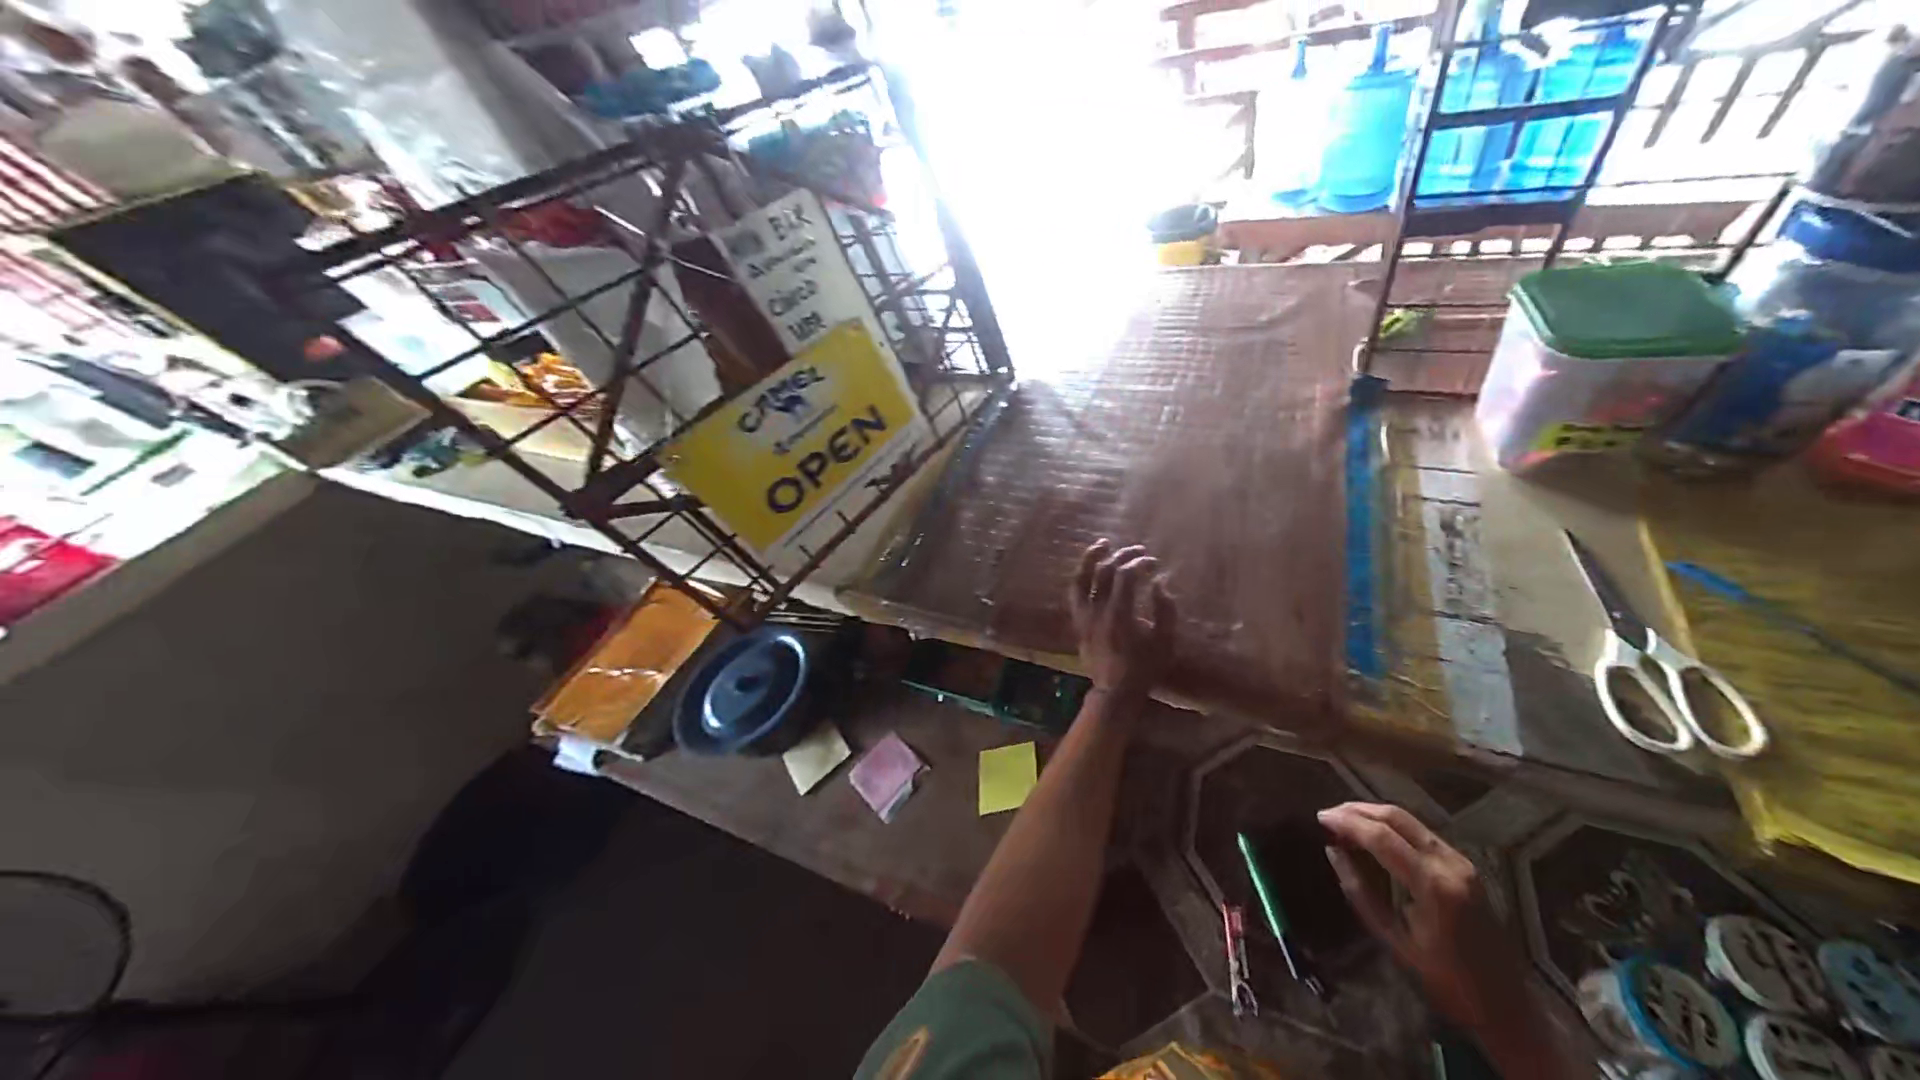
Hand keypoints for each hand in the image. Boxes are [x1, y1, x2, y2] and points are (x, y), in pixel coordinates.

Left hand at [1069, 539, 1175, 700]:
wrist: (1115, 691)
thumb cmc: (1144, 668)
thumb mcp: (1164, 641)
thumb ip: (1165, 609)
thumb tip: (1159, 582)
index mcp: (1120, 614)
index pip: (1127, 576)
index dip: (1141, 563)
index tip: (1154, 563)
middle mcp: (1097, 610)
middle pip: (1105, 572)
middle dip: (1123, 556)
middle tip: (1138, 551)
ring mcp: (1084, 616)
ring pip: (1082, 578)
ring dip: (1092, 558)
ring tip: (1103, 544)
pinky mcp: (1078, 622)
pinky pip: (1075, 593)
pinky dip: (1082, 577)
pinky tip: (1090, 570)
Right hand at [1318, 803, 1529, 1032]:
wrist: (1506, 1006)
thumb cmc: (1445, 980)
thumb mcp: (1393, 940)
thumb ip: (1359, 891)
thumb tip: (1333, 851)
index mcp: (1433, 885)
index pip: (1380, 836)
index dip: (1346, 821)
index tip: (1319, 817)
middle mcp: (1451, 864)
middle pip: (1397, 818)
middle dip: (1358, 810)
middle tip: (1328, 814)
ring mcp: (1463, 863)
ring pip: (1410, 821)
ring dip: (1374, 815)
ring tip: (1344, 821)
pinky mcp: (1466, 867)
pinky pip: (1422, 833)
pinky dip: (1393, 826)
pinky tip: (1374, 834)